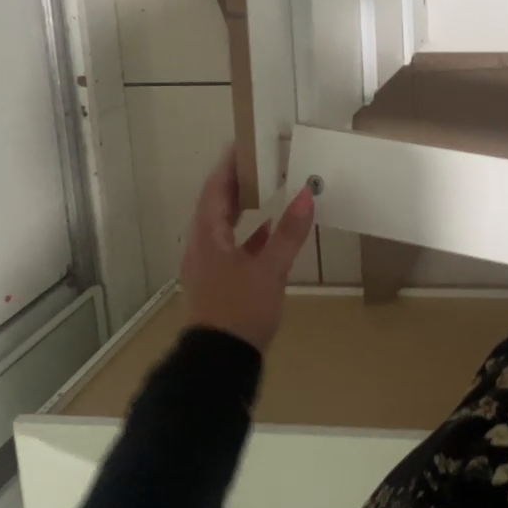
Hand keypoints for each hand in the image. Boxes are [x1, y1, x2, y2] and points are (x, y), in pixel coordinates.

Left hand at [180, 149, 315, 351]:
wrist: (218, 365)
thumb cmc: (240, 311)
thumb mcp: (269, 271)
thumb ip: (288, 233)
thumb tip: (305, 194)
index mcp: (207, 238)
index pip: (215, 189)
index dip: (228, 165)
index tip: (244, 142)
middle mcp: (202, 247)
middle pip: (216, 204)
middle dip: (235, 181)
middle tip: (260, 159)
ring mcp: (208, 266)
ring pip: (223, 226)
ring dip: (241, 206)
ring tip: (265, 187)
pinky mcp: (219, 283)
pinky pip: (232, 246)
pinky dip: (248, 233)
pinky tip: (268, 231)